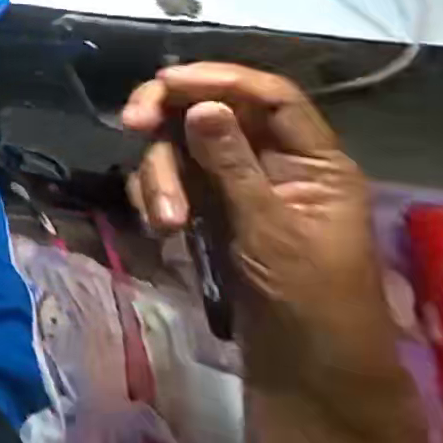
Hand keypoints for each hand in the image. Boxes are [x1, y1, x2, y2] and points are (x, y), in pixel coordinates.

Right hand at [122, 63, 423, 442]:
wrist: (301, 364)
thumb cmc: (310, 297)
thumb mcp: (273, 229)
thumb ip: (233, 164)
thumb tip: (204, 105)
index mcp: (310, 159)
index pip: (269, 96)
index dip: (219, 78)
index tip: (165, 82)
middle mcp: (266, 157)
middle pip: (208, 108)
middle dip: (166, 116)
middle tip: (131, 123)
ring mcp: (229, 177)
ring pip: (177, 144)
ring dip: (159, 175)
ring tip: (164, 219)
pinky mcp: (200, 199)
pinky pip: (164, 175)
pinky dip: (153, 195)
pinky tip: (161, 226)